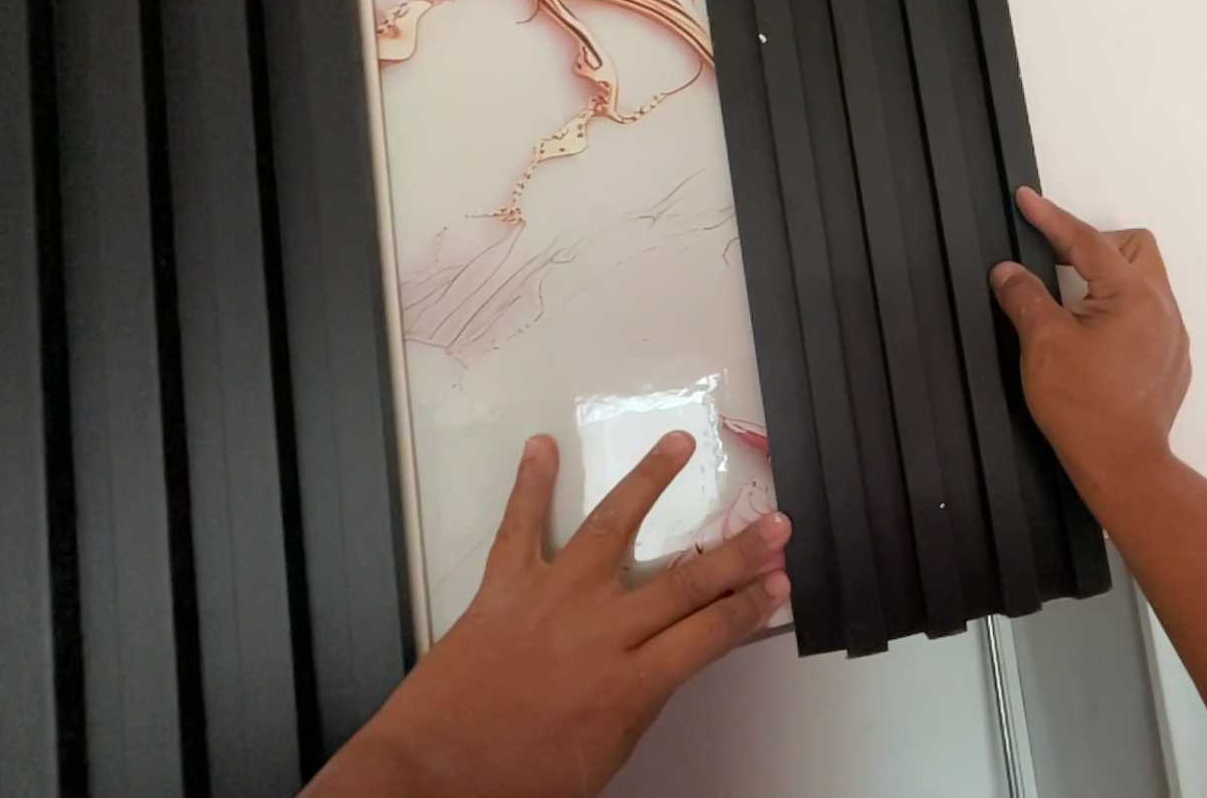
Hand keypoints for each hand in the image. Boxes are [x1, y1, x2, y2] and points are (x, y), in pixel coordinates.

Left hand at [306, 431, 791, 796]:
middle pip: (686, 582)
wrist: (426, 789)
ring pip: (612, 528)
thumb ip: (649, 691)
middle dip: (740, 551)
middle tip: (777, 523)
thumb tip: (683, 645)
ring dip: (649, 481)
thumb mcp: (609, 749)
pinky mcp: (504, 590)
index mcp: (629, 683)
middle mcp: (599, 633)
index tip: (780, 580)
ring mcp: (552, 601)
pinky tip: (541, 446)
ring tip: (678, 443)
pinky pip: (519, 529)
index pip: (713, 631)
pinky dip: (529, 486)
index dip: (753, 604)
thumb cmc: (520, 785)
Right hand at [989, 187, 1191, 493]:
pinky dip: (1121, 309)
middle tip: (1059, 262)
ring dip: (1110, 278)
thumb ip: (1024, 297)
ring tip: (1075, 300)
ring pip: (1146, 281)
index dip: (1051, 218)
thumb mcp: (1043, 343)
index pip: (1087, 241)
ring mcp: (1172, 335)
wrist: (1123, 465)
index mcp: (1132, 295)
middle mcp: (1162, 307)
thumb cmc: (1083, 405)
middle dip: (1096, 244)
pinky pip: (1150, 314)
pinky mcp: (1171, 360)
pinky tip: (1096, 336)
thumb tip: (1007, 272)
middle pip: (1134, 247)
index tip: (1027, 199)